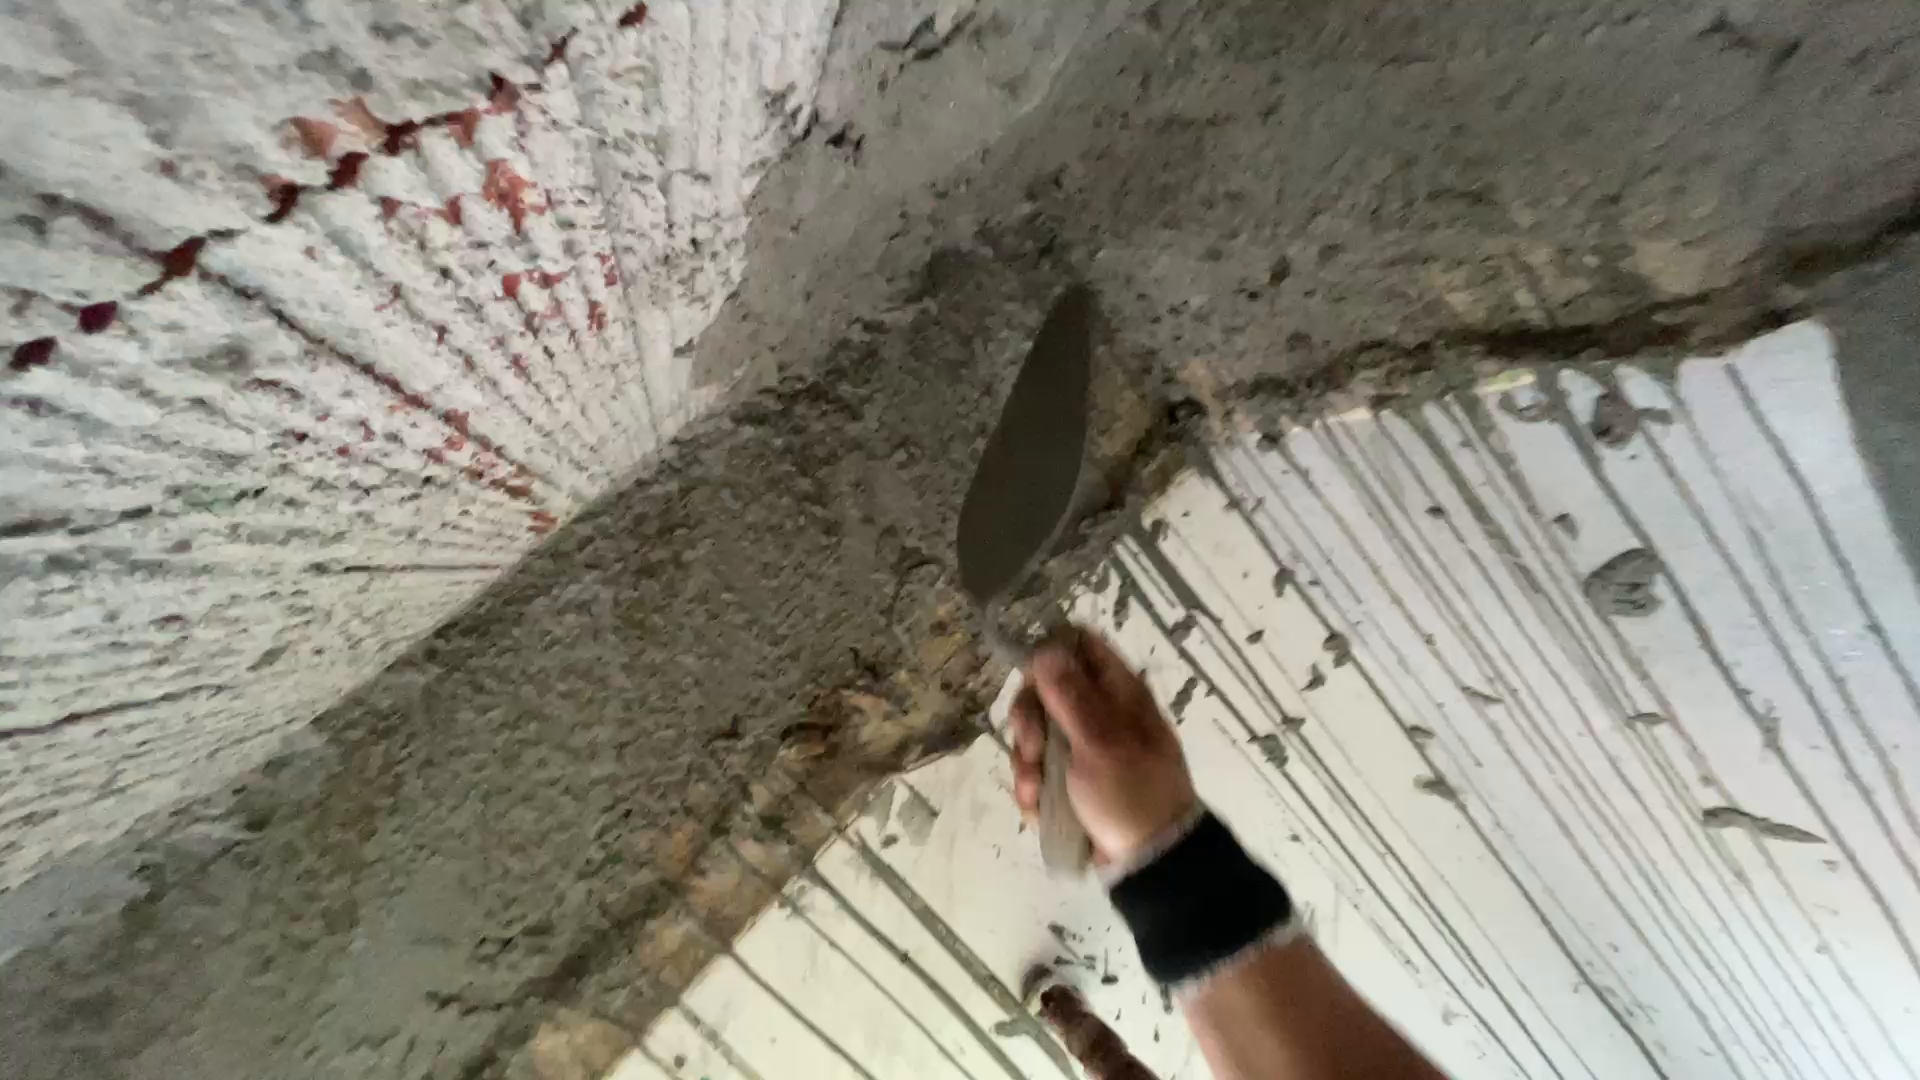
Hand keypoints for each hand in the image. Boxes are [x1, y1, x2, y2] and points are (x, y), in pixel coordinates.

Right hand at [1008, 626, 1198, 865]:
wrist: (1150, 862)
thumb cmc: (1132, 794)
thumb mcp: (1101, 742)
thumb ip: (1071, 695)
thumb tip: (1046, 648)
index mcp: (1117, 692)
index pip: (1080, 644)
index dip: (1050, 653)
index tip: (1031, 681)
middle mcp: (1099, 710)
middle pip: (1045, 689)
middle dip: (1028, 721)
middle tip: (1030, 747)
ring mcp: (1084, 745)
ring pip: (1036, 731)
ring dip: (1026, 761)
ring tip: (1034, 791)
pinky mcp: (1071, 776)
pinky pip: (1039, 767)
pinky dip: (1033, 786)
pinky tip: (1037, 807)